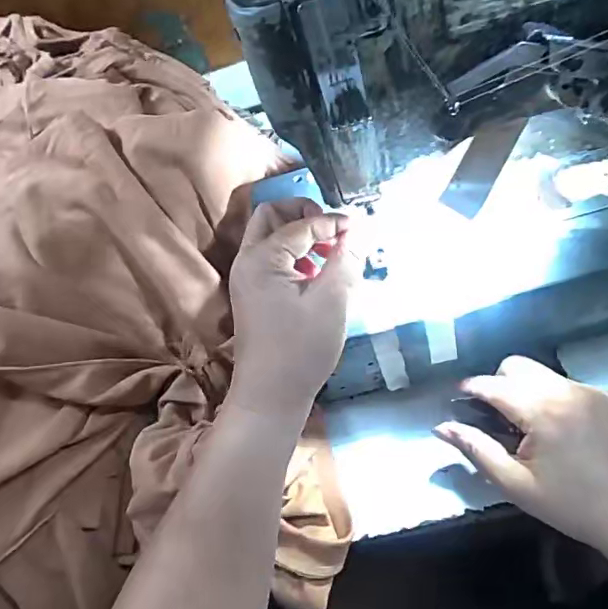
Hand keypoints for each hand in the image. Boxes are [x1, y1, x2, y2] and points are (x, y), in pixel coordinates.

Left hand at [228, 198, 359, 415]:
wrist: (269, 395)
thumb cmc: (301, 348)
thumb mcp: (332, 301)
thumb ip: (345, 258)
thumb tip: (359, 227)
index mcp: (261, 259)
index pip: (301, 224)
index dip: (333, 222)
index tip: (361, 228)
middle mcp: (246, 261)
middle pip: (271, 216)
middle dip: (303, 213)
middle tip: (334, 229)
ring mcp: (246, 277)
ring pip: (269, 236)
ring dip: (299, 234)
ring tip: (331, 253)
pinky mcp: (252, 293)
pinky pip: (271, 258)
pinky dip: (293, 254)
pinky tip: (318, 275)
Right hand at [434, 356, 607, 556]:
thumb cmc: (573, 506)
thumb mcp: (516, 484)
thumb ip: (476, 449)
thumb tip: (442, 427)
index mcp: (542, 410)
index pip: (491, 384)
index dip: (470, 391)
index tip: (459, 402)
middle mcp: (566, 390)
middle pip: (515, 366)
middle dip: (498, 385)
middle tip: (497, 419)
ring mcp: (591, 391)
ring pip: (541, 373)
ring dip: (526, 391)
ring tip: (531, 427)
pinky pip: (566, 385)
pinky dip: (554, 398)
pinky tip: (562, 431)